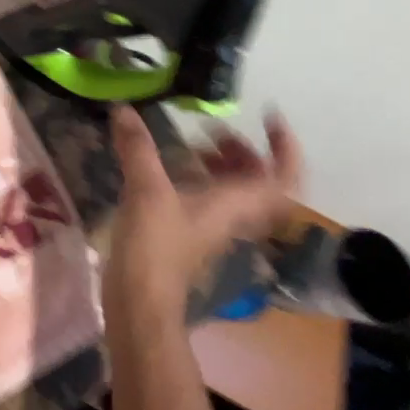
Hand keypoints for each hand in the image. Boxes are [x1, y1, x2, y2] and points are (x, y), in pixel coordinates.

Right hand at [102, 104, 302, 320]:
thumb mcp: (147, 191)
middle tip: (214, 132)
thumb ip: (138, 148)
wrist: (142, 300)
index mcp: (237, 203)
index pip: (283, 176)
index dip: (285, 147)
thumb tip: (123, 109)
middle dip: (245, 151)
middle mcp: (234, 214)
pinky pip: (210, 198)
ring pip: (234, 190)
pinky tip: (167, 169)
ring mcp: (213, 226)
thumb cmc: (156, 246)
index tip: (267, 118)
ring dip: (222, 164)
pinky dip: (198, 178)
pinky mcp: (190, 233)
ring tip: (191, 145)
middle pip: (259, 181)